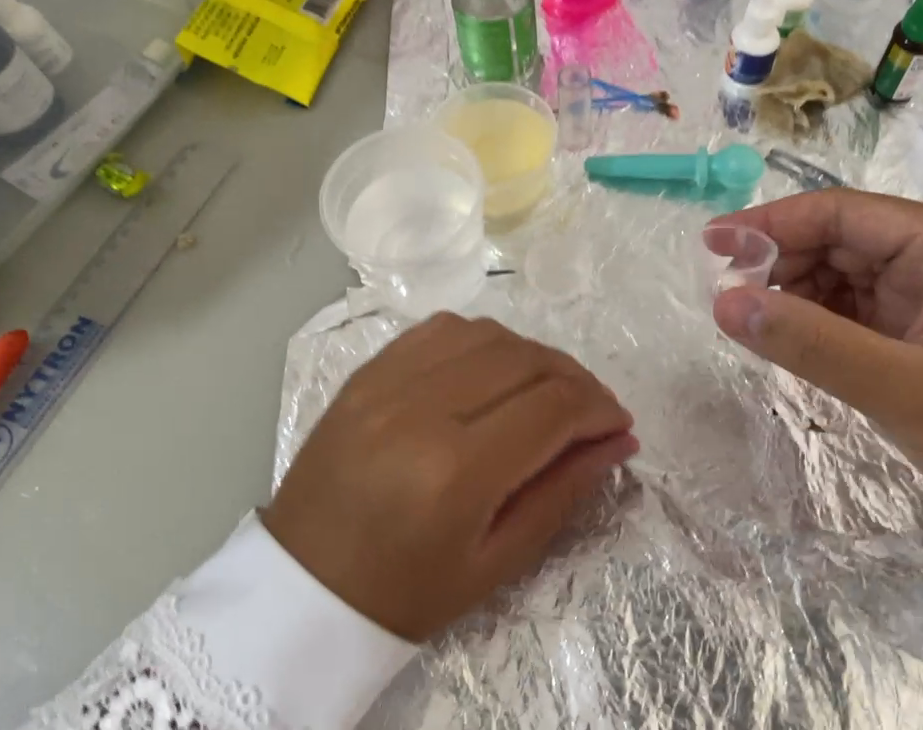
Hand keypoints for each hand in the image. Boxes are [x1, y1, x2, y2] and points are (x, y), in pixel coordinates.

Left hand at [264, 314, 637, 639]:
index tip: (618, 425)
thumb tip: (619, 439)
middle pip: (528, 360)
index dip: (601, 408)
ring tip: (545, 391)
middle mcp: (421, 409)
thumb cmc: (406, 592)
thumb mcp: (498, 560)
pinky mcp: (366, 372)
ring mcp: (386, 382)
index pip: (554, 407)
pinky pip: (443, 329)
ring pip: (490, 334)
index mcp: (456, 471)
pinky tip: (493, 372)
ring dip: (533, 356)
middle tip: (591, 411)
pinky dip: (484, 342)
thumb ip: (564, 491)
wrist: (303, 588)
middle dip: (577, 380)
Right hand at [709, 190, 922, 568]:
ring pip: (847, 279)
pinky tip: (791, 345)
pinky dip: (823, 328)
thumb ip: (810, 343)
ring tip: (749, 325)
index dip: (773, 223)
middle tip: (725, 299)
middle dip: (783, 263)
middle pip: (842, 241)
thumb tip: (723, 302)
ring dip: (798, 297)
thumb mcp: (902, 391)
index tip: (712, 246)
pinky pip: (861, 316)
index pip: (844, 212)